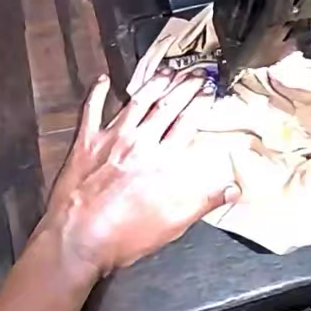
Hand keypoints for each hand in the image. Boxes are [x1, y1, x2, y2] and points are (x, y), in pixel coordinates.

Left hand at [39, 71, 240, 278]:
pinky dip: (97, 93)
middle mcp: (140, 143)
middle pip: (167, 106)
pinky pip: (92, 110)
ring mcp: (111, 139)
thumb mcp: (173, 225)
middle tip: (194, 73)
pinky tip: (102, 80)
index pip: (188, 123)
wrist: (78, 239)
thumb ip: (203, 202)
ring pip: (137, 101)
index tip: (208, 90)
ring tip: (165, 71)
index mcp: (164, 162)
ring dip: (153, 83)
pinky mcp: (85, 142)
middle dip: (183, 86)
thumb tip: (233, 188)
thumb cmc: (125, 236)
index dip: (200, 103)